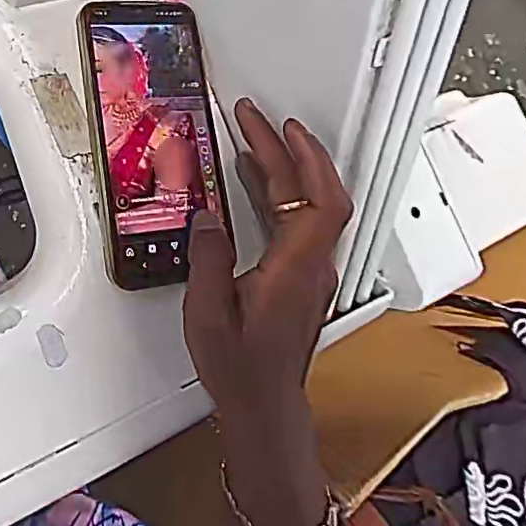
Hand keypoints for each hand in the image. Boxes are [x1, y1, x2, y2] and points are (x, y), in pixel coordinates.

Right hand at [183, 98, 352, 525]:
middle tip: (259, 120)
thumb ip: (209, 259)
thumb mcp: (209, 314)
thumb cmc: (241, 369)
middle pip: (318, 192)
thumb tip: (207, 215)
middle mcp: (312, 266)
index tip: (275, 126)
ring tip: (257, 140)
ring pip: (314, 204)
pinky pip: (301, 220)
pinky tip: (257, 182)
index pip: (313, 199)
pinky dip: (283, 191)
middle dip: (293, 148)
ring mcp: (312, 270)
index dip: (301, 156)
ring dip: (290, 167)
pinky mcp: (303, 275)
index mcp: (294, 270)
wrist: (264, 405)